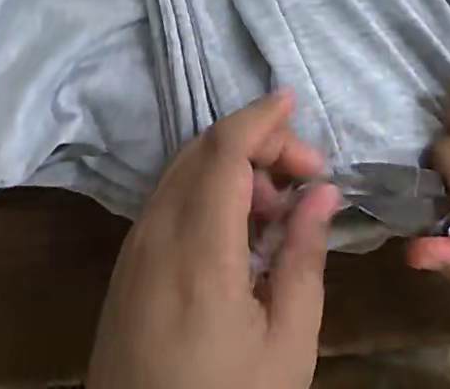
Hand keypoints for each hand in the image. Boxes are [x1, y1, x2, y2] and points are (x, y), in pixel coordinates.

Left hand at [87, 90, 342, 388]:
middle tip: (306, 173)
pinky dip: (209, 188)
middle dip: (257, 141)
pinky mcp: (127, 263)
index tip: (295, 103)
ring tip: (279, 207)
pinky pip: (170, 197)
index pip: (225, 149)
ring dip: (234, 165)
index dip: (261, 116)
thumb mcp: (287, 347)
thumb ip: (304, 258)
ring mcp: (134, 246)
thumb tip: (322, 193)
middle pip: (204, 149)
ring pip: (185, 168)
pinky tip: (240, 226)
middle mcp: (156, 233)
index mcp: (198, 250)